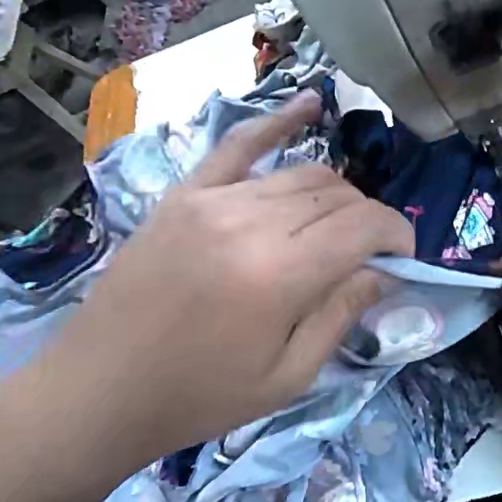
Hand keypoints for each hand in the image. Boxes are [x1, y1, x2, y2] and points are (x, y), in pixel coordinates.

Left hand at [3, 92, 413, 473]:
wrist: (96, 393)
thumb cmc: (200, 396)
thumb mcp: (290, 376)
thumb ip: (343, 313)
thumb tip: (385, 270)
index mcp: (280, 273)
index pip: (365, 226)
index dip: (398, 235)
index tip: (405, 259)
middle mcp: (250, 222)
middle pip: (338, 196)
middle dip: (369, 220)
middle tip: (369, 256)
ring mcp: (212, 200)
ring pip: (303, 174)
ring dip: (337, 195)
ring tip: (339, 226)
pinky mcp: (184, 194)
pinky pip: (240, 145)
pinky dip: (279, 123)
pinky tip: (310, 104)